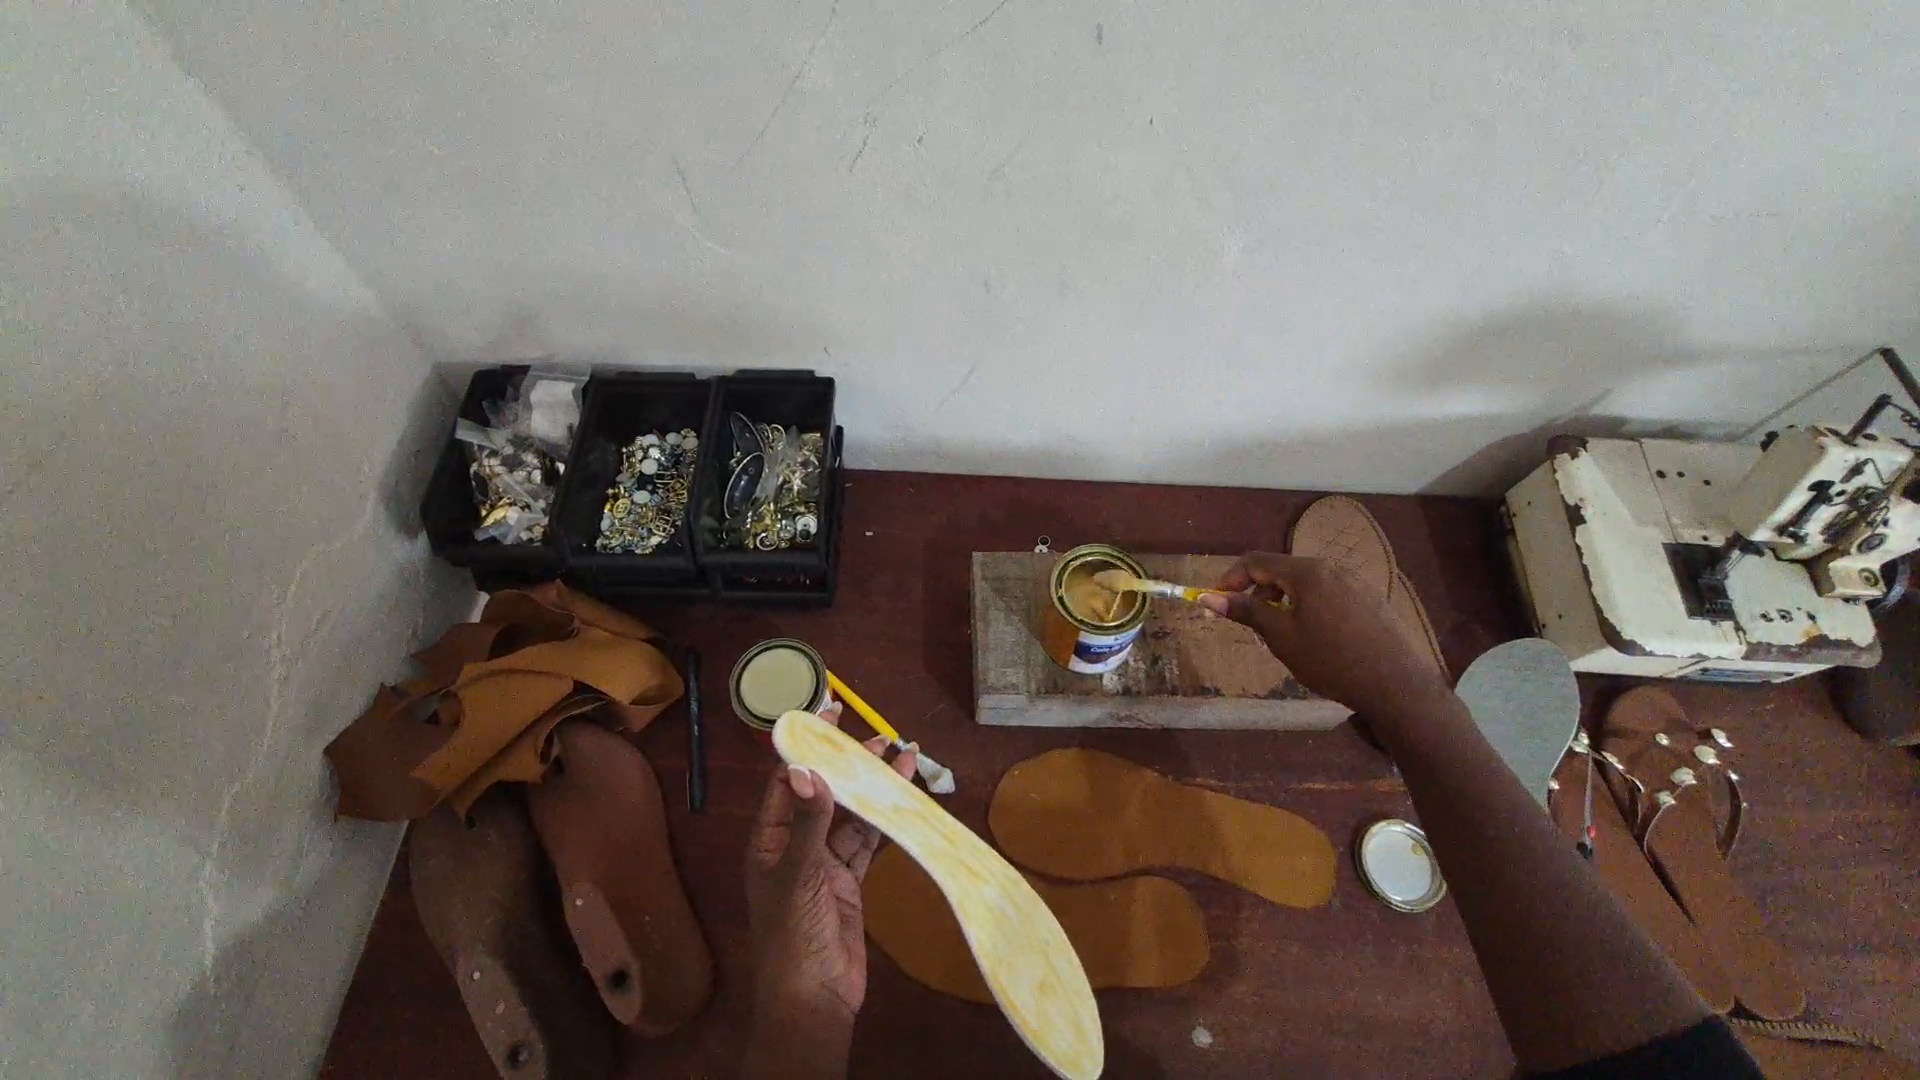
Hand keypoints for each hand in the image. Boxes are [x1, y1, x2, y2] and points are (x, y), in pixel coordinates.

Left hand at [742, 703, 915, 1073]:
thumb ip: (807, 823)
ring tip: (903, 757)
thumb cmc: (792, 936)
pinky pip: (868, 839)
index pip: (786, 779)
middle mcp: (795, 844)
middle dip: (849, 762)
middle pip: (824, 791)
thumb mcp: (797, 876)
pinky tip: (903, 798)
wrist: (814, 1001)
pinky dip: (885, 818)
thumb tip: (804, 769)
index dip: (807, 745)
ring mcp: (824, 862)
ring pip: (851, 812)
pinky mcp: (850, 880)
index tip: (829, 713)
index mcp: (769, 838)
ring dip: (874, 787)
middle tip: (879, 735)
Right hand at [1197, 552, 1449, 725]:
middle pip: (1283, 569)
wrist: (1397, 686)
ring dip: (1284, 599)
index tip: (1218, 602)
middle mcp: (1332, 568)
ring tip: (1283, 632)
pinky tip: (1319, 637)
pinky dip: (1310, 605)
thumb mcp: (1281, 637)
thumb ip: (1246, 611)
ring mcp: (1357, 583)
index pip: (1256, 561)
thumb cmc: (1331, 660)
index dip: (1231, 579)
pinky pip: (1330, 593)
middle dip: (1259, 590)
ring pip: (1307, 582)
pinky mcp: (1372, 600)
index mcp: (1307, 572)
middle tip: (1251, 621)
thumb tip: (1209, 596)